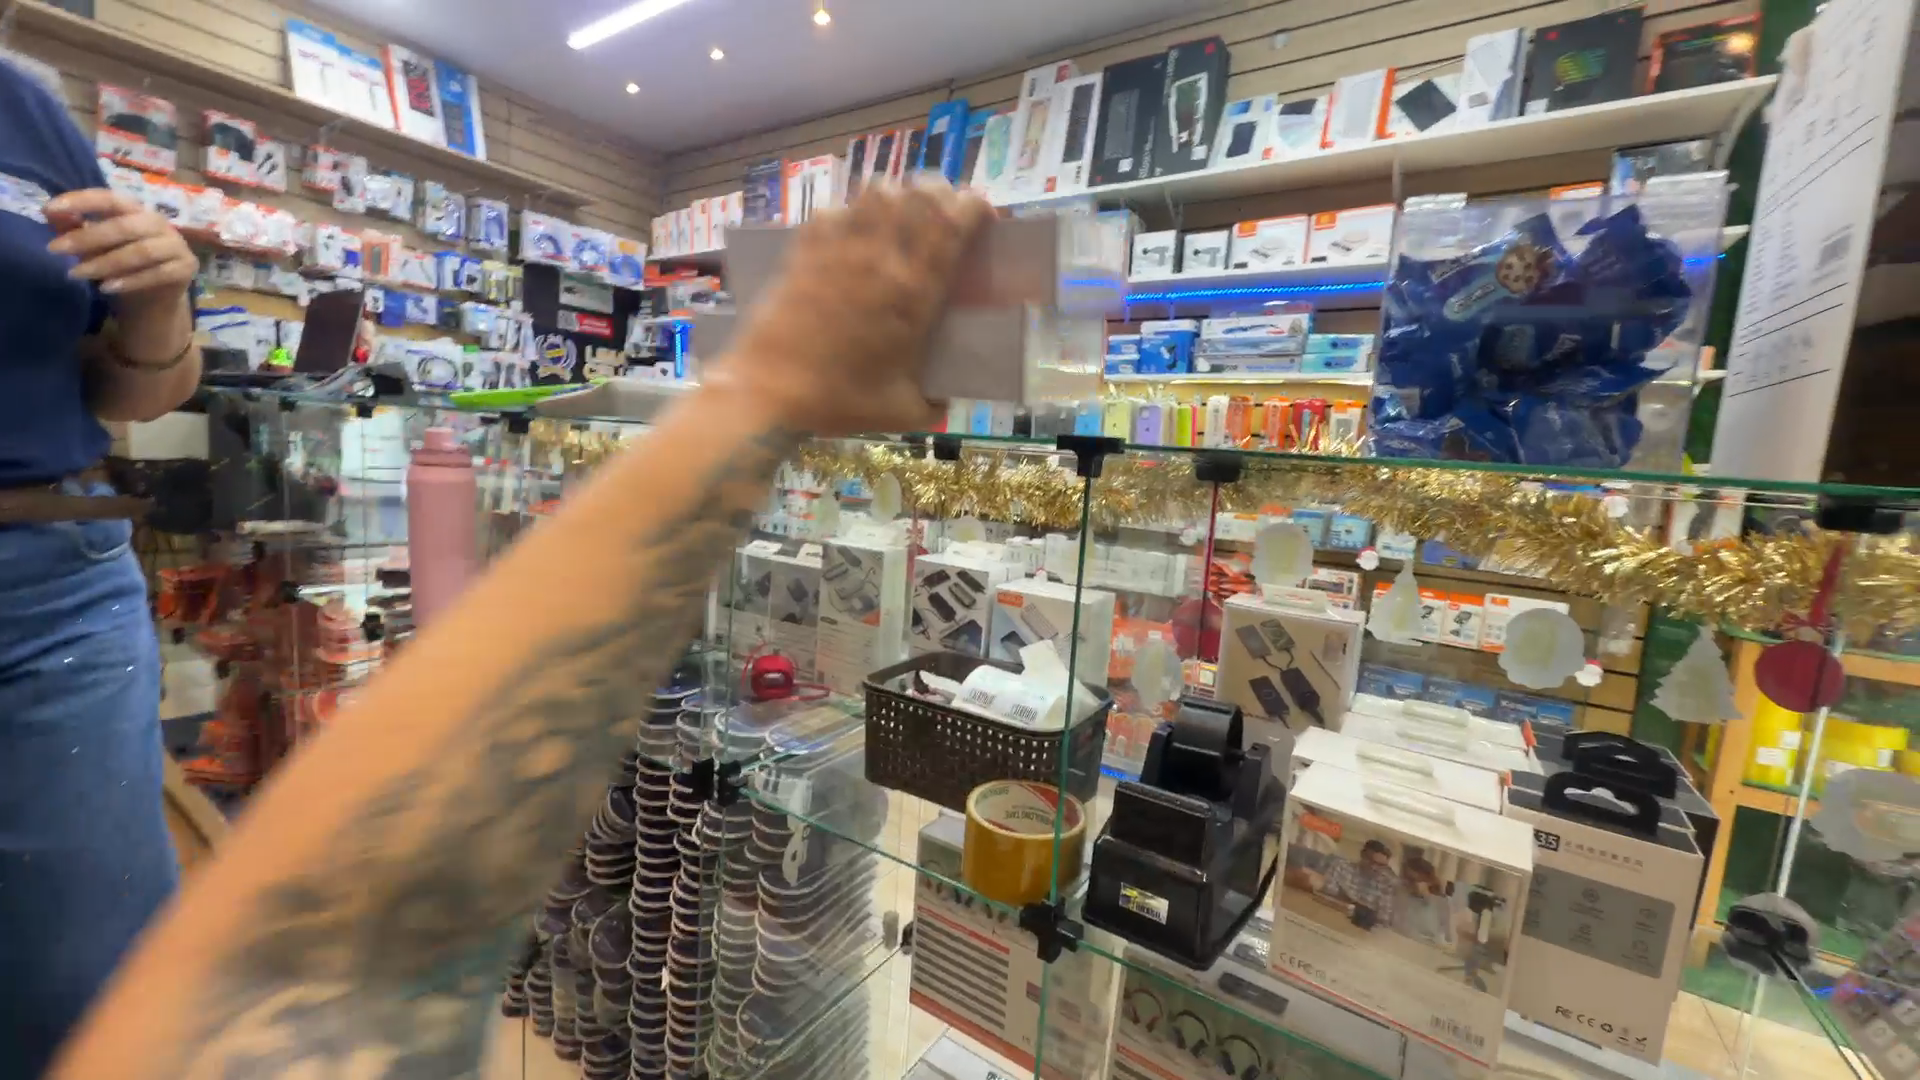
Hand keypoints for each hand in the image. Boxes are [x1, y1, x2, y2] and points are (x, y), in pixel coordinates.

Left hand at [45, 189, 196, 303]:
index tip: (50, 210)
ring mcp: (178, 246)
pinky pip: (159, 274)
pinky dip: (130, 281)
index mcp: (135, 210)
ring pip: (142, 252)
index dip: (82, 201)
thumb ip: (70, 225)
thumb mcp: (89, 240)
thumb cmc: (117, 258)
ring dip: (106, 263)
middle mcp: (160, 223)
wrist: (153, 292)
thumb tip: (51, 212)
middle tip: (55, 250)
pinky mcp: (188, 268)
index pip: (110, 199)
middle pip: (126, 227)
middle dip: (88, 239)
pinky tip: (107, 287)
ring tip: (77, 273)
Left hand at [715, 178, 993, 436]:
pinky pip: (835, 209)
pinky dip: (852, 212)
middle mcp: (881, 259)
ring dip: (897, 196)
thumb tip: (946, 399)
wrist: (770, 392)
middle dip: (941, 193)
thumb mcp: (902, 412)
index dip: (974, 206)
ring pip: (878, 189)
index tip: (982, 215)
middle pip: (920, 193)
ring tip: (899, 218)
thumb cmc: (840, 402)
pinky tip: (852, 235)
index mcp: (914, 294)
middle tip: (944, 212)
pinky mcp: (805, 249)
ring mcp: (840, 248)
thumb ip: (933, 403)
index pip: (953, 223)